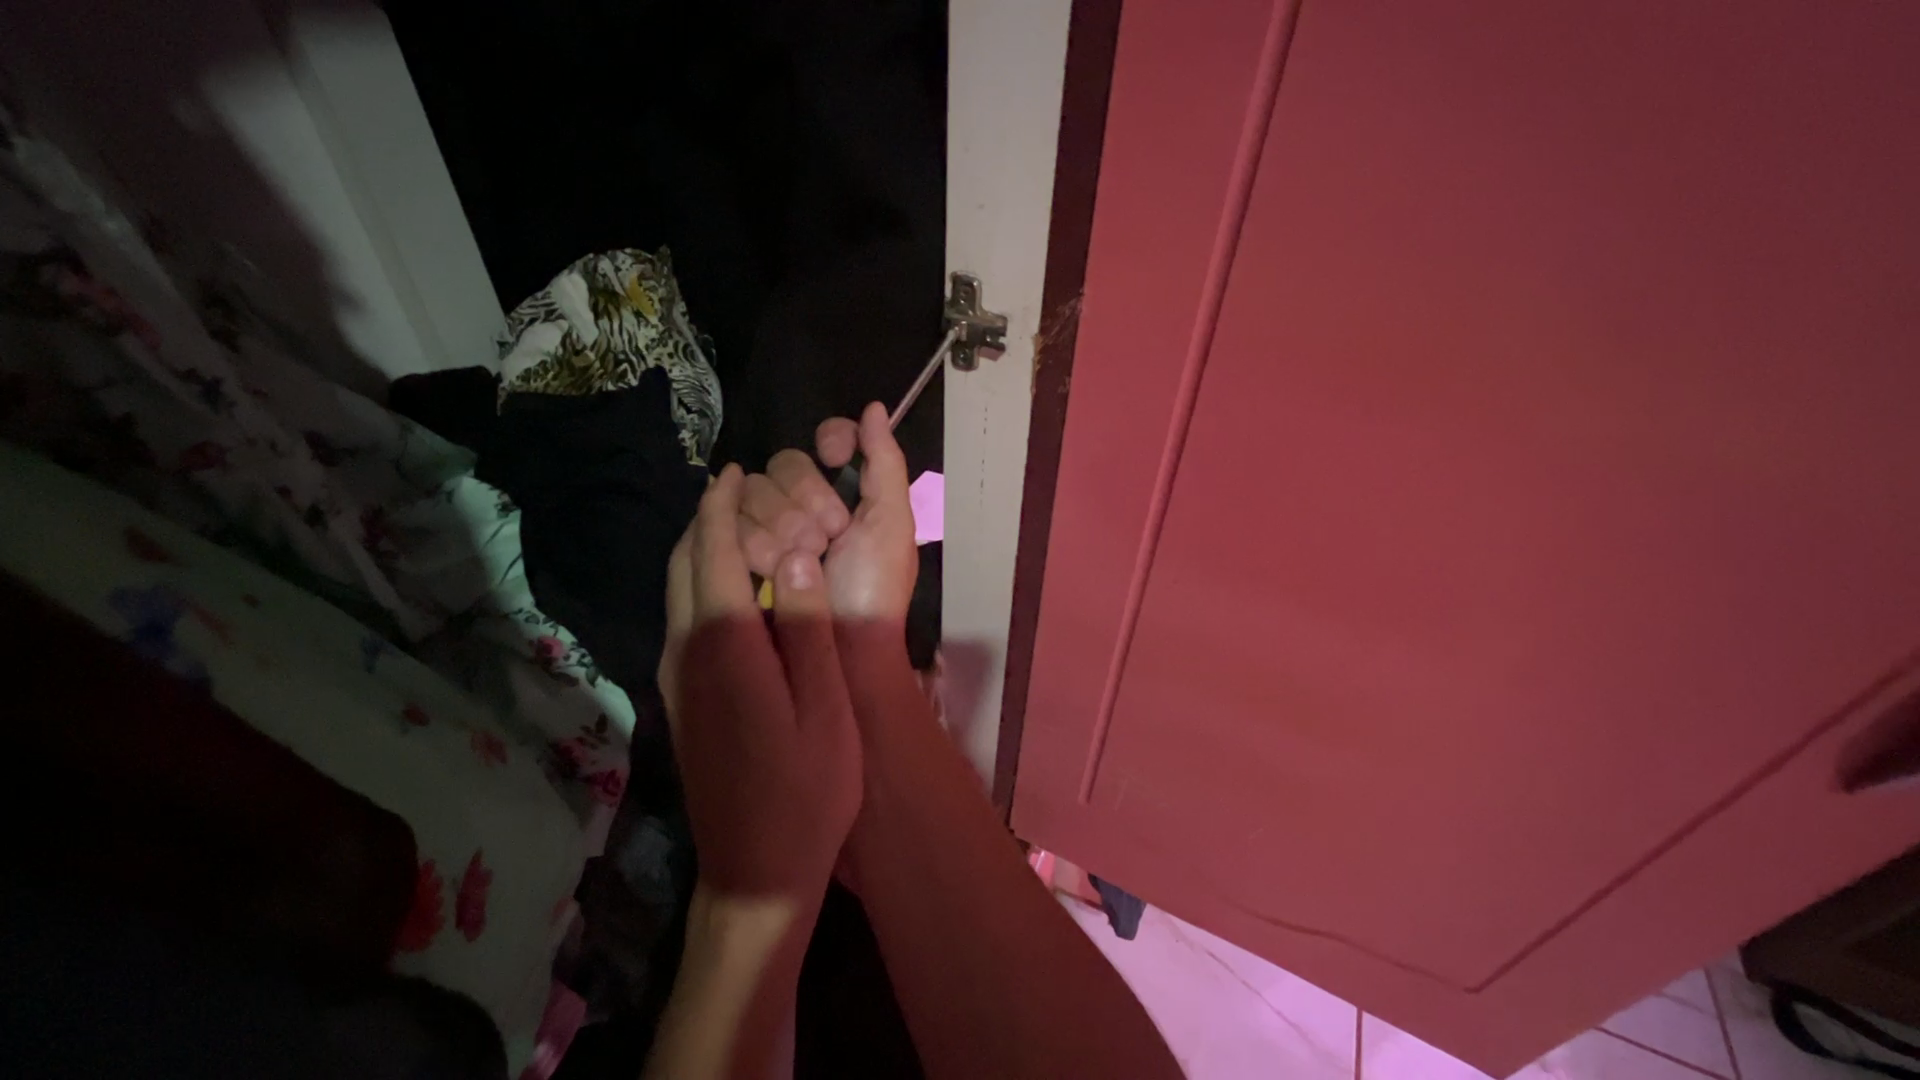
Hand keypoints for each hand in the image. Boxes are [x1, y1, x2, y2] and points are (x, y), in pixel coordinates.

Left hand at [659, 466, 861, 900]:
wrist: (755, 867)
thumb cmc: (809, 790)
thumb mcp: (826, 706)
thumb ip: (808, 627)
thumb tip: (797, 555)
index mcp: (728, 647)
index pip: (715, 555)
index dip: (722, 508)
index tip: (735, 473)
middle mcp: (688, 653)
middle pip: (684, 566)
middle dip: (707, 519)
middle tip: (740, 489)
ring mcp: (677, 678)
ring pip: (677, 592)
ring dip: (701, 550)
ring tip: (737, 525)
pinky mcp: (680, 698)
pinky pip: (682, 617)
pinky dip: (701, 583)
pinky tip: (732, 587)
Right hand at [737, 402, 918, 619]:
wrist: (839, 648)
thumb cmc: (872, 589)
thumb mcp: (891, 526)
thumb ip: (885, 463)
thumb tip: (873, 406)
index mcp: (848, 493)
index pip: (829, 438)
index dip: (832, 438)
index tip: (834, 455)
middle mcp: (805, 502)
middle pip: (786, 462)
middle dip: (808, 498)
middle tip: (828, 538)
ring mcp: (766, 524)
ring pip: (755, 489)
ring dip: (781, 525)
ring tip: (801, 561)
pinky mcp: (733, 547)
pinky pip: (729, 517)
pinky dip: (754, 540)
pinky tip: (770, 566)